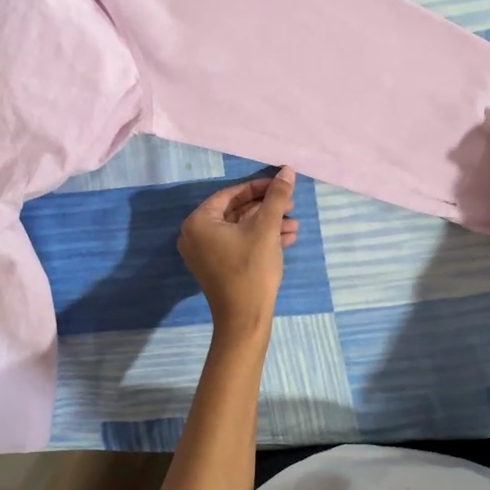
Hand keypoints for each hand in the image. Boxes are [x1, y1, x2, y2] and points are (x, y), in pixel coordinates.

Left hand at [178, 167, 298, 328]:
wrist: (245, 319)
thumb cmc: (251, 269)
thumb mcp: (266, 228)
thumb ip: (276, 197)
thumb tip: (287, 170)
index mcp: (199, 221)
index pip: (231, 194)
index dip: (259, 188)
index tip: (282, 186)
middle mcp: (195, 235)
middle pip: (236, 211)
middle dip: (266, 209)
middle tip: (291, 206)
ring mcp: (204, 253)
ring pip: (240, 229)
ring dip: (268, 225)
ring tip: (295, 226)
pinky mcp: (216, 267)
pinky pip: (238, 244)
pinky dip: (260, 240)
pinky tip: (287, 239)